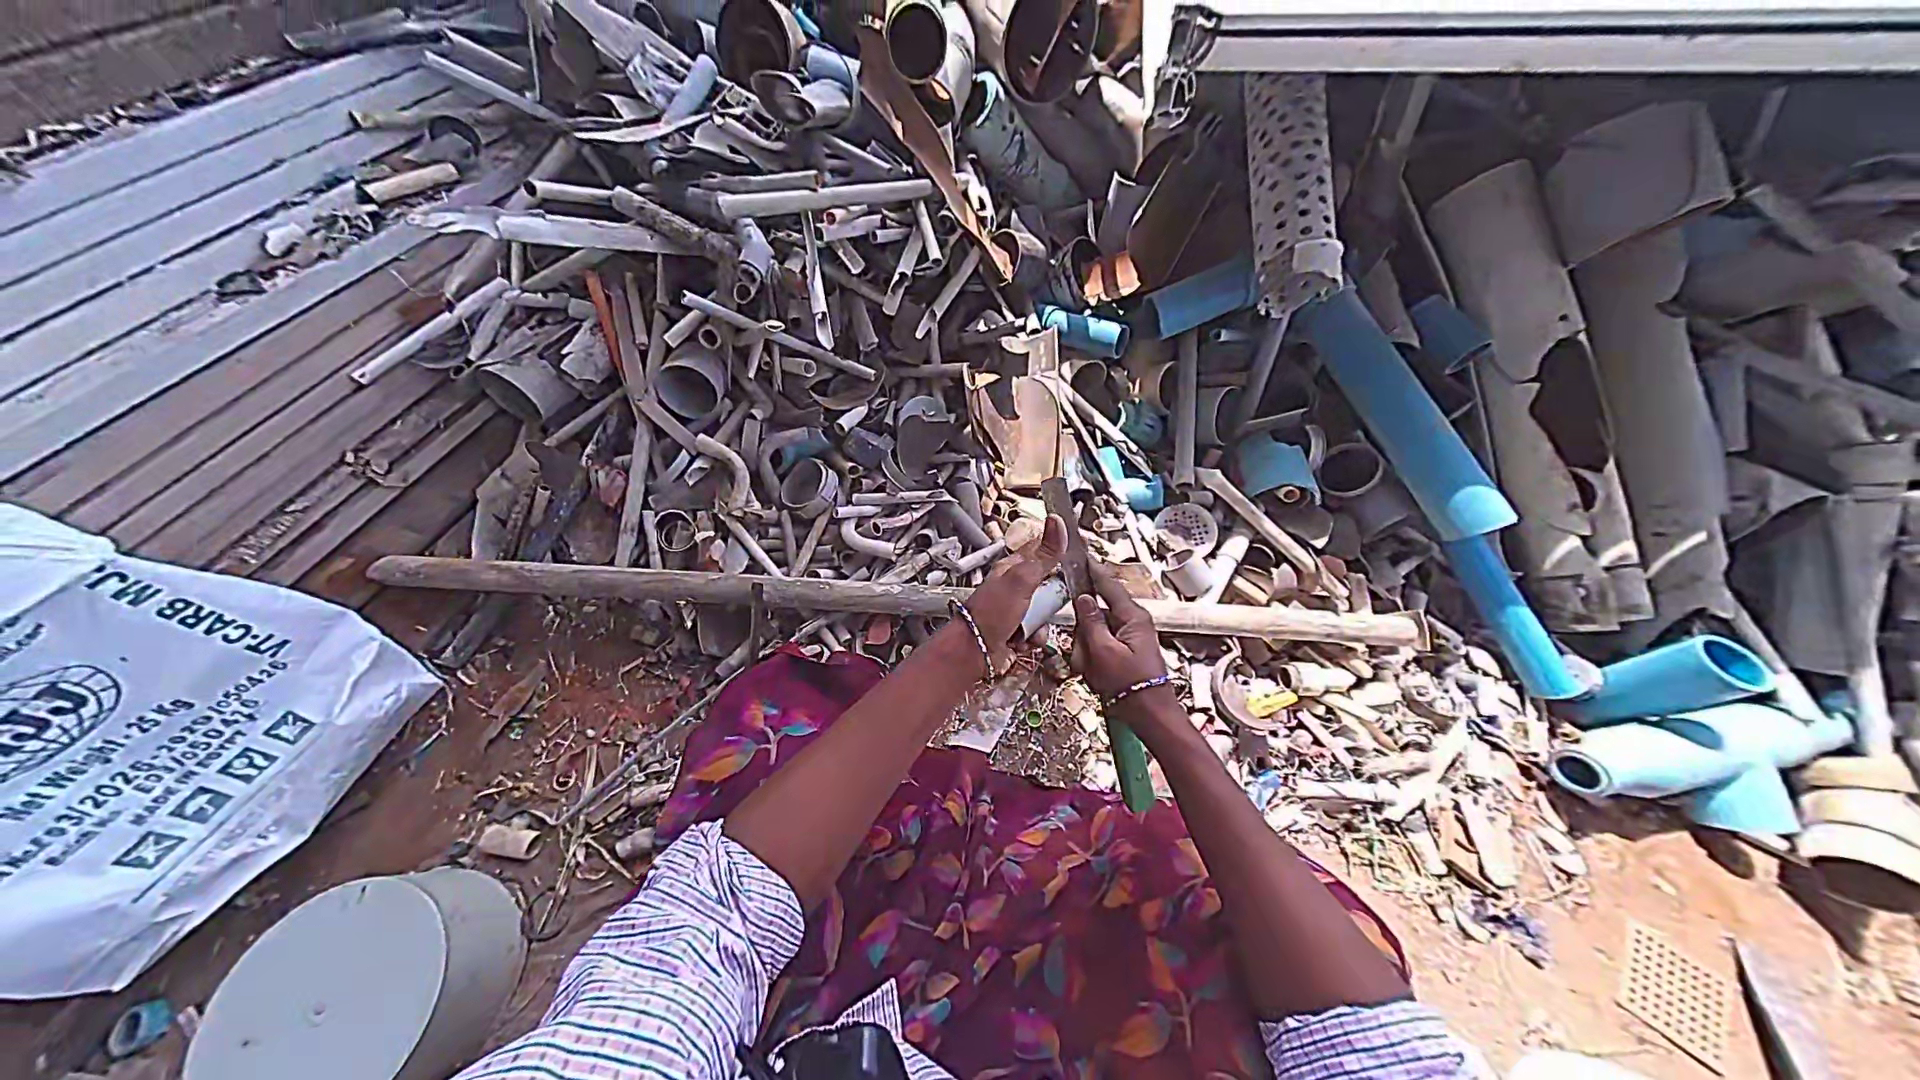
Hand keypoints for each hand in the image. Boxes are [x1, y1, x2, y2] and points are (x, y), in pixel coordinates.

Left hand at [961, 514, 1065, 671]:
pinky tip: (1023, 640)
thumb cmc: (988, 614)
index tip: (1072, 561)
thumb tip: (1056, 523)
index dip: (1058, 554)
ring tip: (1028, 627)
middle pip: (1050, 587)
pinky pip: (1039, 633)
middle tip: (1043, 605)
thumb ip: (1045, 555)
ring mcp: (1017, 611)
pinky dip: (1034, 639)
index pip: (1041, 551)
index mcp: (1013, 568)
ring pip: (1046, 613)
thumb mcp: (1022, 579)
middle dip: (1050, 600)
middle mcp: (1015, 588)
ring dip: (1041, 625)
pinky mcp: (1019, 632)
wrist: (975, 653)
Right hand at [1070, 560, 1166, 695]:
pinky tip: (1096, 676)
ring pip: (1092, 634)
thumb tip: (1083, 598)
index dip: (1093, 572)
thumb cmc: (1131, 685)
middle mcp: (1131, 624)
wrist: (1148, 715)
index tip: (1081, 558)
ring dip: (1086, 652)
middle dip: (1083, 635)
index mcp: (1132, 617)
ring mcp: (1127, 639)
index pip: (1109, 586)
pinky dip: (1091, 661)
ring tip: (1093, 671)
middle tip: (1085, 655)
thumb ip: (1090, 622)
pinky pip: (1098, 649)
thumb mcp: (1103, 651)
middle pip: (1095, 615)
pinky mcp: (1122, 653)